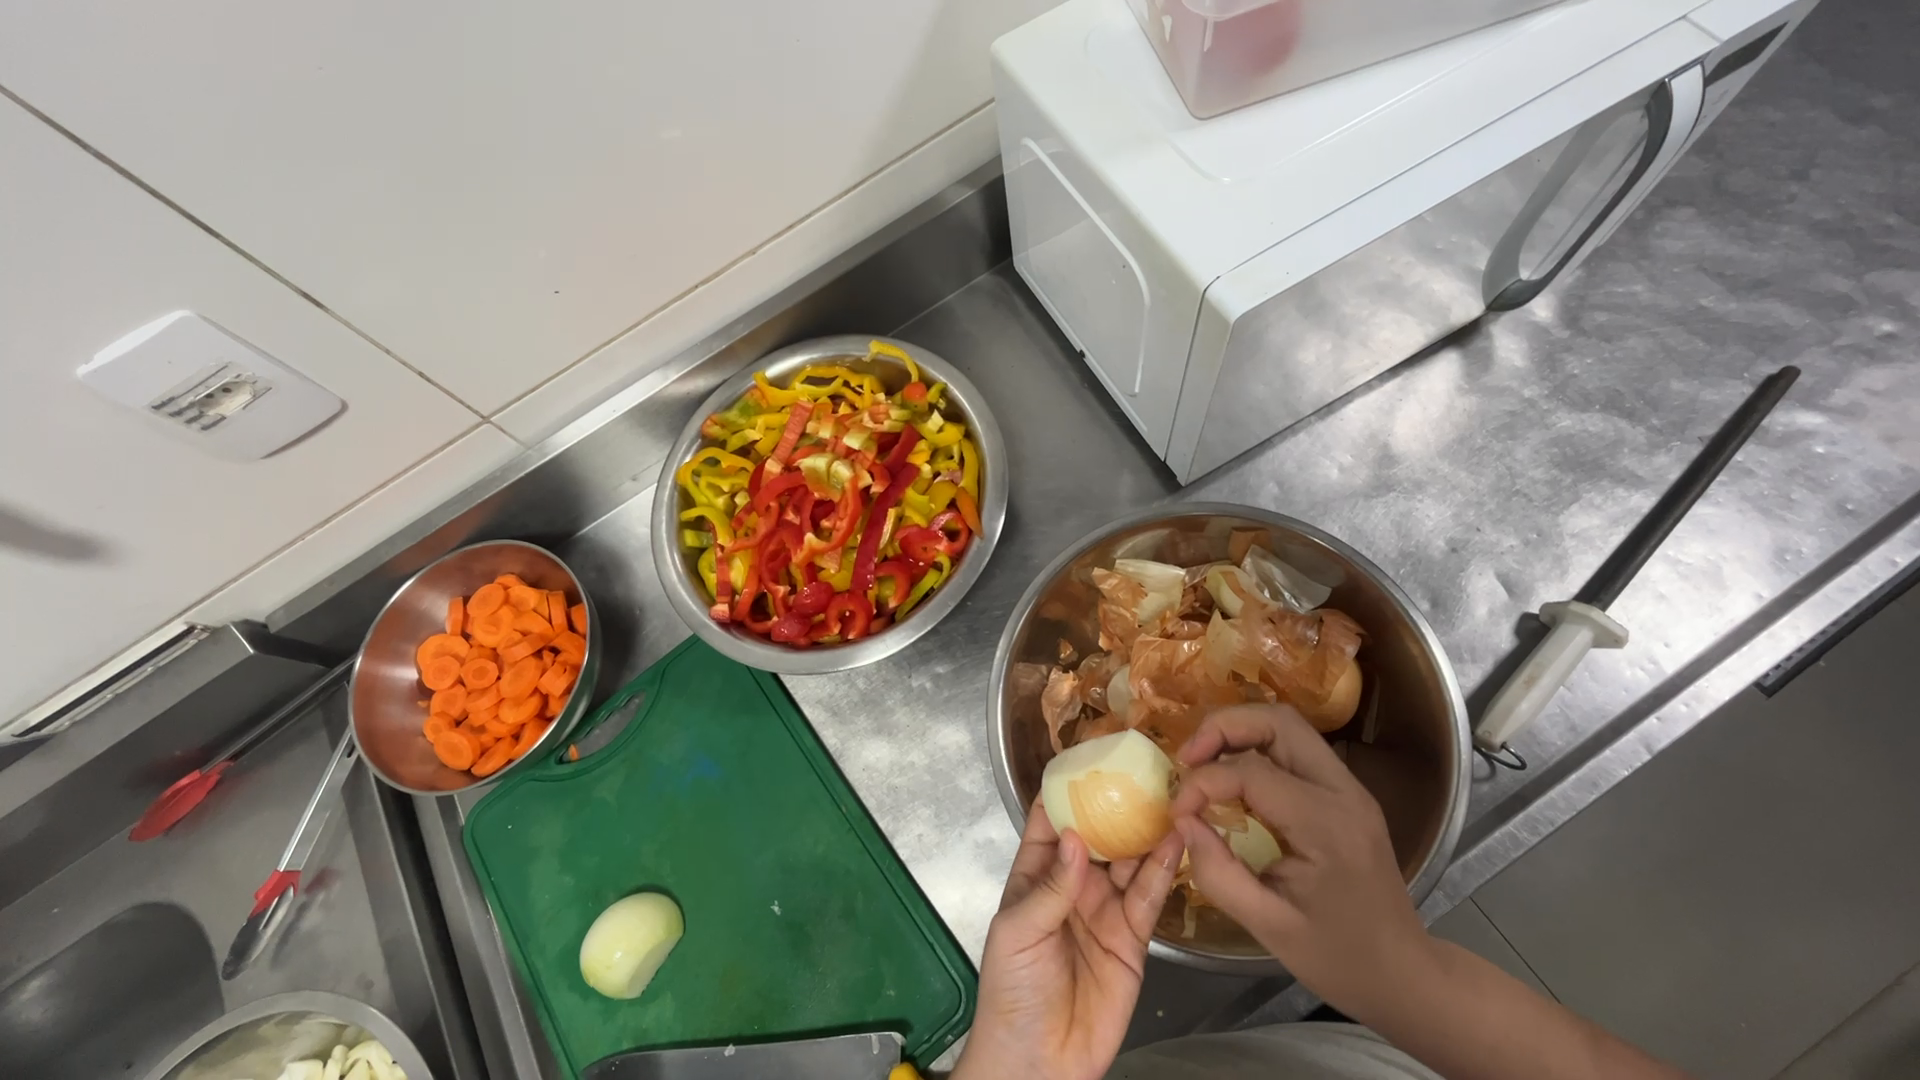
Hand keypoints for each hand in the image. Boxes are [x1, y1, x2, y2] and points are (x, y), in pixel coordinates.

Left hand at [953, 799, 1184, 1079]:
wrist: (1040, 1061)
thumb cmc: (1013, 990)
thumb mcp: (1018, 933)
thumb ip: (1050, 888)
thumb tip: (1078, 838)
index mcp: (1036, 876)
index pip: (1051, 823)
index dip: (1066, 791)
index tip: (1089, 758)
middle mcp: (1073, 885)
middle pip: (1098, 835)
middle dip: (1116, 804)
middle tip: (1143, 771)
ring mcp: (1104, 909)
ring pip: (1129, 860)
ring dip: (1146, 831)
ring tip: (1168, 797)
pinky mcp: (1132, 937)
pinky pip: (1149, 897)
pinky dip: (1163, 869)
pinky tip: (1176, 841)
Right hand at [1170, 705, 1433, 1018]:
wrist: (1403, 974)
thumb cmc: (1338, 957)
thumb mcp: (1268, 928)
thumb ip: (1218, 873)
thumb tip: (1182, 822)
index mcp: (1327, 826)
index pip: (1252, 773)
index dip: (1203, 783)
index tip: (1177, 812)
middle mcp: (1344, 792)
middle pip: (1278, 721)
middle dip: (1222, 727)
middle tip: (1185, 759)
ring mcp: (1349, 788)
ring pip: (1287, 725)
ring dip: (1238, 731)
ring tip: (1202, 761)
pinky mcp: (1344, 792)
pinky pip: (1294, 747)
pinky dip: (1254, 747)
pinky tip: (1231, 775)